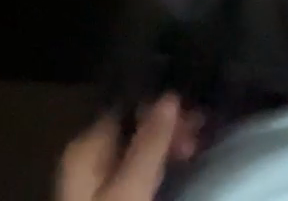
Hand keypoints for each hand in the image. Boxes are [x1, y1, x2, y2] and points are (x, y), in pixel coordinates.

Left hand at [57, 95, 200, 200]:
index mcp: (85, 149)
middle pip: (133, 131)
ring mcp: (99, 187)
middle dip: (168, 129)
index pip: (126, 109)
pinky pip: (138, 176)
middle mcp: (89, 161)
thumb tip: (169, 97)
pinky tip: (179, 171)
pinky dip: (159, 170)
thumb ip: (148, 145)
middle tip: (201, 134)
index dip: (161, 107)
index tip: (195, 114)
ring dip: (167, 149)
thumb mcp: (130, 191)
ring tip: (196, 150)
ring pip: (138, 154)